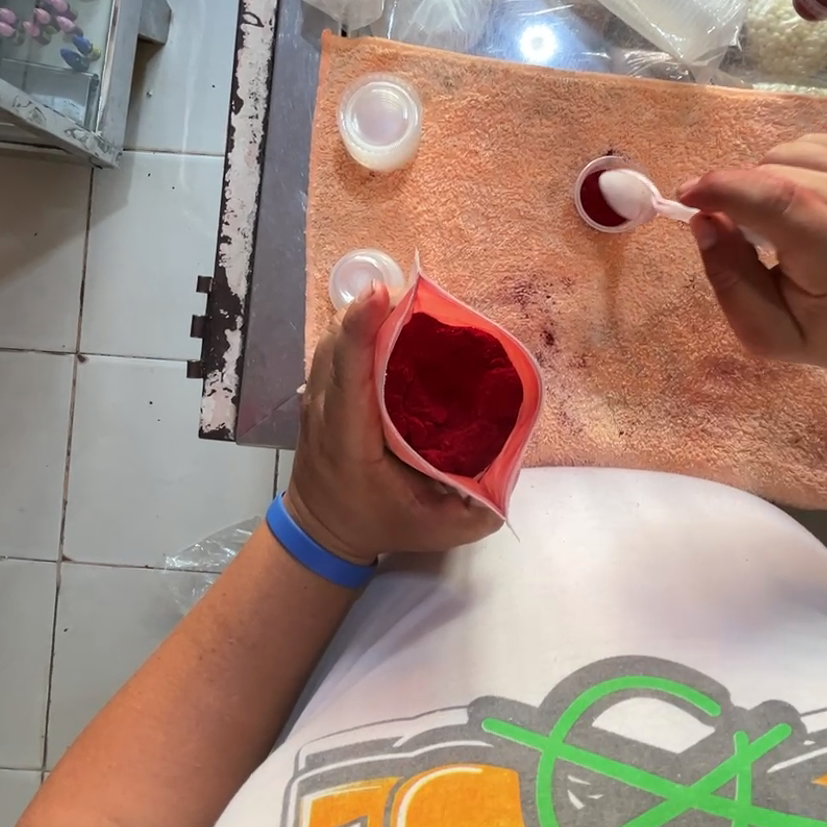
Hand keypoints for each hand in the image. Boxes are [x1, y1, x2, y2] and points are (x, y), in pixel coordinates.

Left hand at [285, 284, 503, 564]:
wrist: (322, 533)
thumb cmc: (378, 526)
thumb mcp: (435, 531)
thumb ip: (476, 509)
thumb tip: (511, 470)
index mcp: (349, 442)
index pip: (349, 379)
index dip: (361, 333)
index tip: (379, 294)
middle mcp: (325, 412)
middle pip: (338, 347)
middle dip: (371, 312)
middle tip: (416, 293)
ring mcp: (315, 400)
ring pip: (332, 342)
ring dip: (364, 316)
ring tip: (407, 303)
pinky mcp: (319, 394)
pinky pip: (334, 349)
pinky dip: (357, 328)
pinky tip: (388, 322)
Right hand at [678, 133, 826, 383]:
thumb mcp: (767, 334)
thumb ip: (729, 279)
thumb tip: (702, 221)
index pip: (777, 200)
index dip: (723, 189)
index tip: (684, 198)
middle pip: (776, 172)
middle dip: (736, 192)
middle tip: (731, 230)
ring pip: (789, 152)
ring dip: (760, 181)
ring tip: (768, 221)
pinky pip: (812, 146)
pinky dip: (787, 167)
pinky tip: (793, 201)